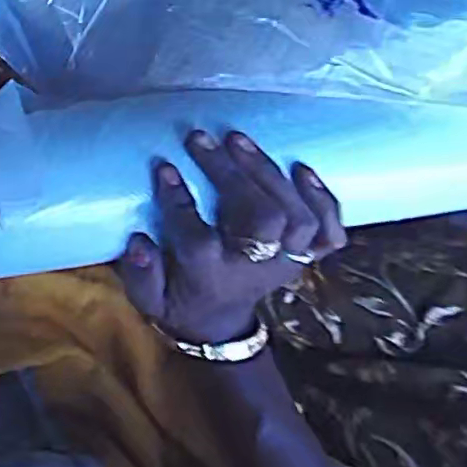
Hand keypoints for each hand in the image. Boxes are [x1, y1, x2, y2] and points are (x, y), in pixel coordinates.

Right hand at [115, 129, 344, 343]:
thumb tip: (138, 242)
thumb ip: (140, 274)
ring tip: (237, 140)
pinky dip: (323, 201)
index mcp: (212, 278)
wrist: (218, 326)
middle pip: (260, 217)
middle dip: (232, 174)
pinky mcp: (302, 256)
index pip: (198, 238)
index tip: (165, 167)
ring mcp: (285, 261)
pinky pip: (328, 232)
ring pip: (295, 216)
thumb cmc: (176, 302)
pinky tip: (301, 168)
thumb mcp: (148, 300)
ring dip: (269, 173)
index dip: (180, 201)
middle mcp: (256, 268)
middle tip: (200, 139)